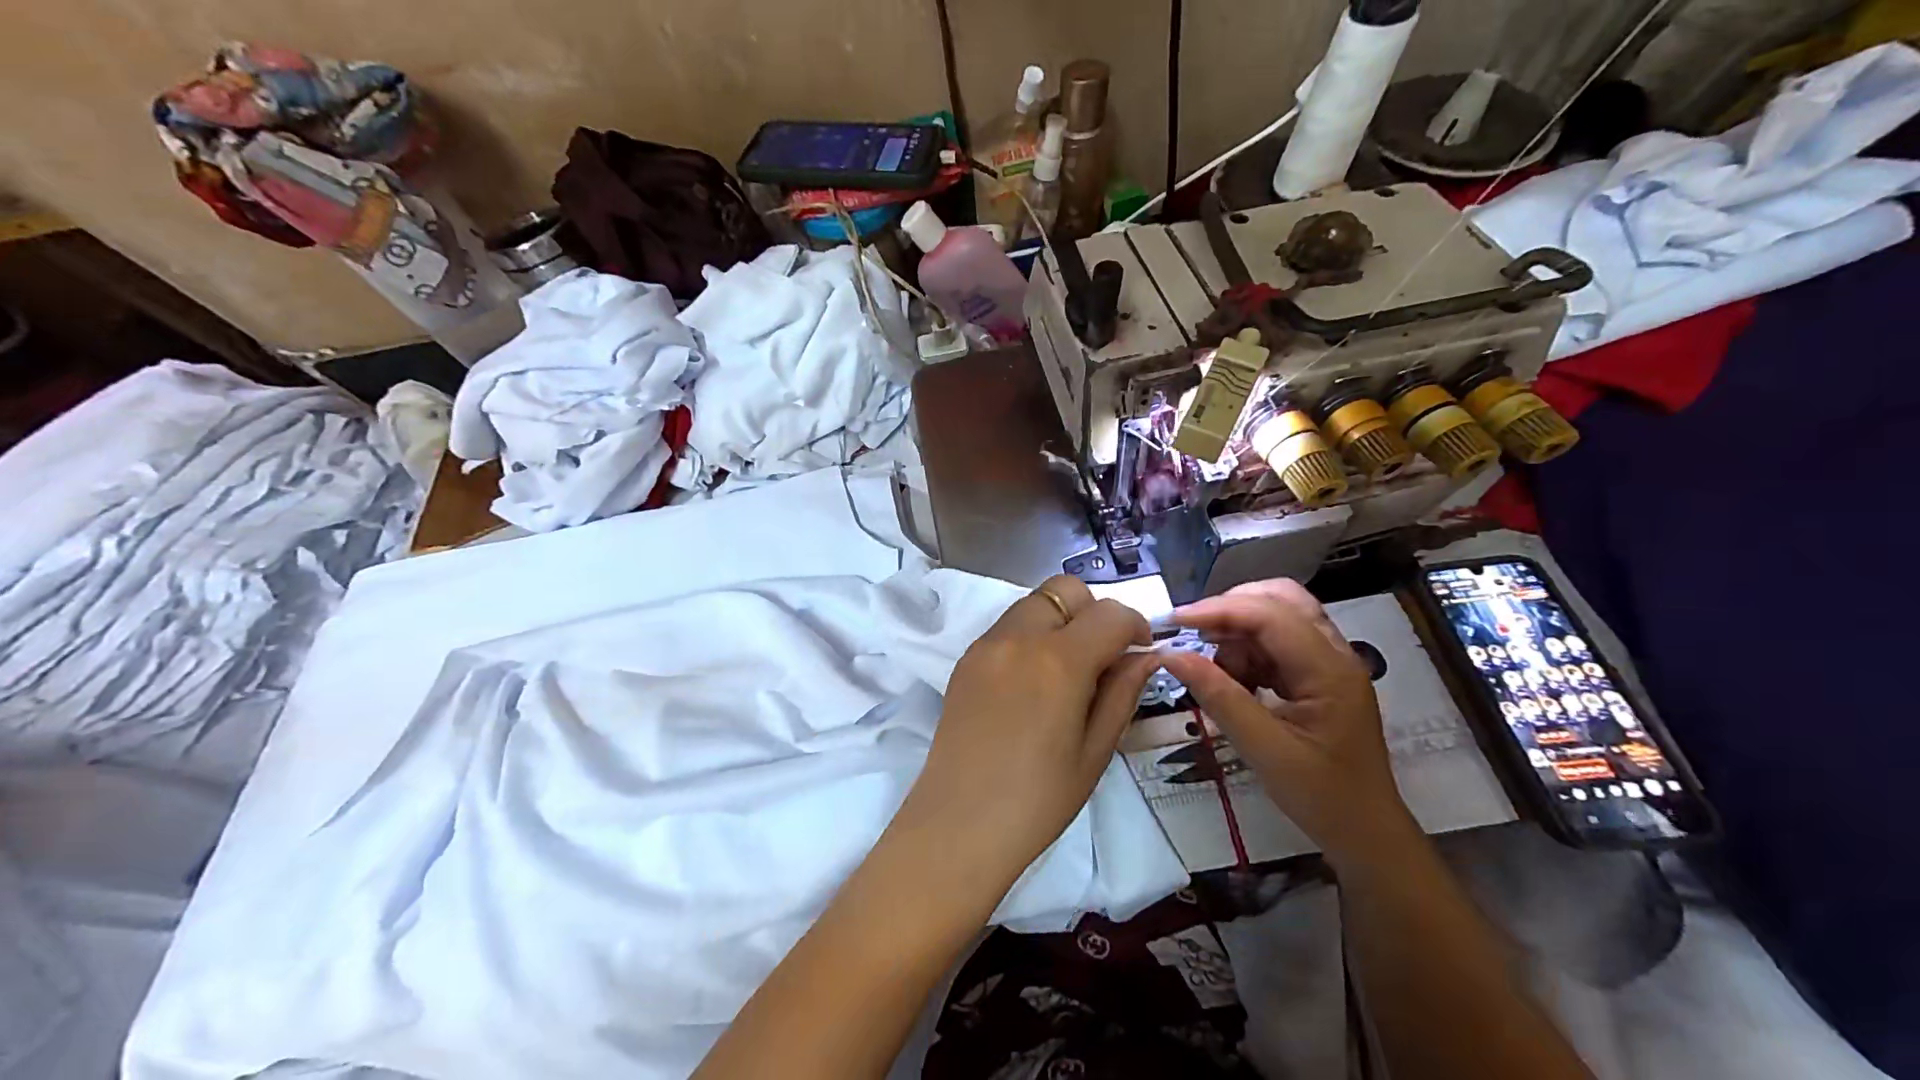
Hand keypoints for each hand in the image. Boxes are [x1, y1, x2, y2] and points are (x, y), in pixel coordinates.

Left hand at [895, 575, 1161, 886]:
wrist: (959, 825)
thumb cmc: (1038, 800)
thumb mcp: (1095, 751)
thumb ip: (1123, 693)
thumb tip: (1145, 658)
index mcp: (1059, 660)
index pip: (1110, 614)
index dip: (1136, 627)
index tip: (1142, 653)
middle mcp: (1018, 637)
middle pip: (1065, 590)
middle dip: (1093, 611)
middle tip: (1103, 657)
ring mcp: (985, 646)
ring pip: (1033, 604)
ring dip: (1060, 621)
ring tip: (1067, 671)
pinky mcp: (965, 661)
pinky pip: (1007, 628)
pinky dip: (1030, 636)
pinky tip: (1033, 683)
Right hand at [1160, 579, 1416, 866]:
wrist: (1366, 832)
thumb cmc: (1321, 795)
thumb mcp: (1264, 749)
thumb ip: (1219, 697)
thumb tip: (1171, 655)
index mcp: (1329, 670)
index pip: (1271, 615)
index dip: (1219, 610)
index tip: (1175, 621)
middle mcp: (1334, 654)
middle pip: (1281, 600)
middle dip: (1231, 609)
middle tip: (1194, 636)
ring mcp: (1329, 664)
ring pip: (1278, 618)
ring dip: (1239, 633)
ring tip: (1216, 672)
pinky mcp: (1319, 676)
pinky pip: (1278, 643)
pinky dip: (1249, 652)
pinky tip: (1234, 682)